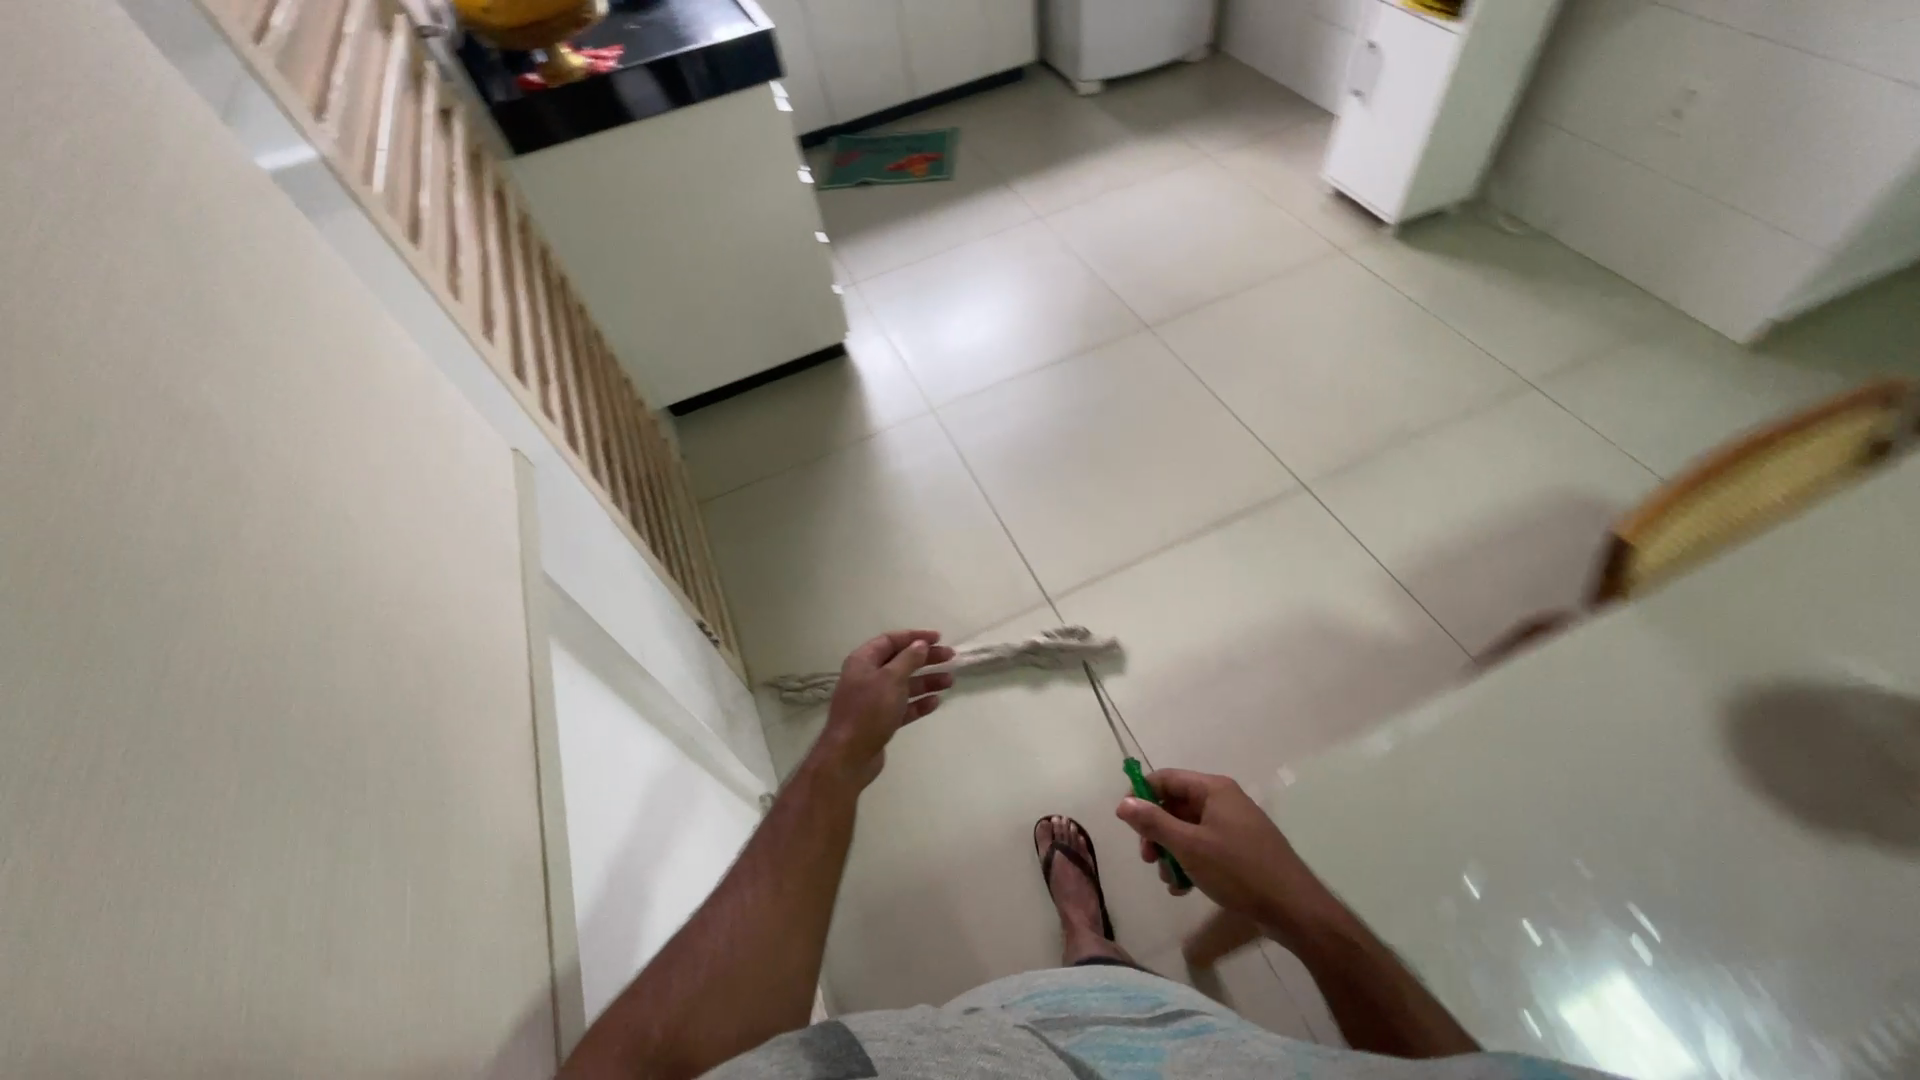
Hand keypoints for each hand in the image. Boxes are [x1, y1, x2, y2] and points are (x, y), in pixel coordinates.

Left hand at [811, 630, 955, 787]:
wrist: (849, 755)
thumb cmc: (869, 711)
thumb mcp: (890, 679)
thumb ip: (908, 659)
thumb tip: (920, 644)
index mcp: (863, 661)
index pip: (890, 641)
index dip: (914, 637)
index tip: (938, 638)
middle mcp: (867, 677)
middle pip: (900, 662)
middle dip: (925, 659)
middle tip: (951, 658)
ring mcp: (873, 700)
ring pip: (904, 685)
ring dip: (926, 681)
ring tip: (949, 681)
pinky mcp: (880, 721)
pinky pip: (903, 707)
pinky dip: (918, 703)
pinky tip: (935, 702)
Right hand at [1115, 769, 1334, 934]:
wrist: (1293, 909)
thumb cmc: (1238, 870)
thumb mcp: (1189, 846)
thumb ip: (1153, 822)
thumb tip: (1123, 802)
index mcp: (1213, 790)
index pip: (1166, 779)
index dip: (1142, 796)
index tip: (1126, 822)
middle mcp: (1223, 801)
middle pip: (1175, 806)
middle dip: (1157, 833)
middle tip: (1148, 859)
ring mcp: (1234, 826)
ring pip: (1187, 831)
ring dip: (1172, 854)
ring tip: (1171, 881)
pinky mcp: (1240, 850)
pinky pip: (1204, 847)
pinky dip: (1191, 864)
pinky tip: (1186, 888)